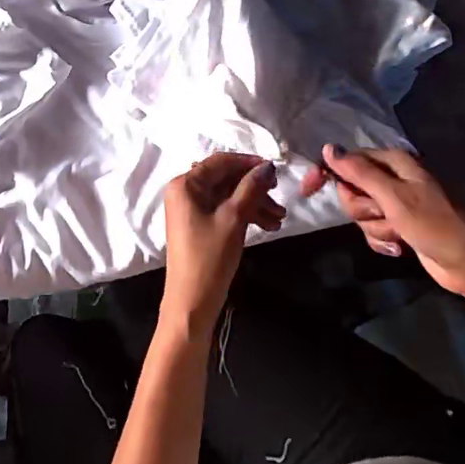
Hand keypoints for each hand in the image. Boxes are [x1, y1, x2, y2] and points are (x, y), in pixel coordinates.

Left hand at [160, 153, 284, 326]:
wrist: (192, 302)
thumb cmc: (210, 257)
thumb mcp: (234, 219)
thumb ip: (251, 188)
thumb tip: (267, 166)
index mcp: (185, 184)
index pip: (220, 161)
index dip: (248, 163)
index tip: (275, 170)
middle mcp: (184, 191)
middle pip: (225, 179)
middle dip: (254, 188)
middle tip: (279, 198)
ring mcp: (190, 208)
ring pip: (227, 196)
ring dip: (254, 203)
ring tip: (279, 219)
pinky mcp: (198, 224)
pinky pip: (224, 210)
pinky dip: (245, 215)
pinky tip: (268, 226)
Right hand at [308, 145, 464, 302]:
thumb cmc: (440, 225)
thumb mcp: (396, 197)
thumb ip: (360, 172)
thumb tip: (328, 148)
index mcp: (394, 163)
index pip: (347, 159)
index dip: (328, 173)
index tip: (308, 189)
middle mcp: (394, 179)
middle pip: (352, 189)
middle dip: (361, 208)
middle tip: (383, 215)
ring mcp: (398, 205)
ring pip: (361, 213)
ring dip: (374, 227)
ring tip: (399, 234)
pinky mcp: (401, 227)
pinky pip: (374, 230)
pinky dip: (382, 240)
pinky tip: (400, 248)